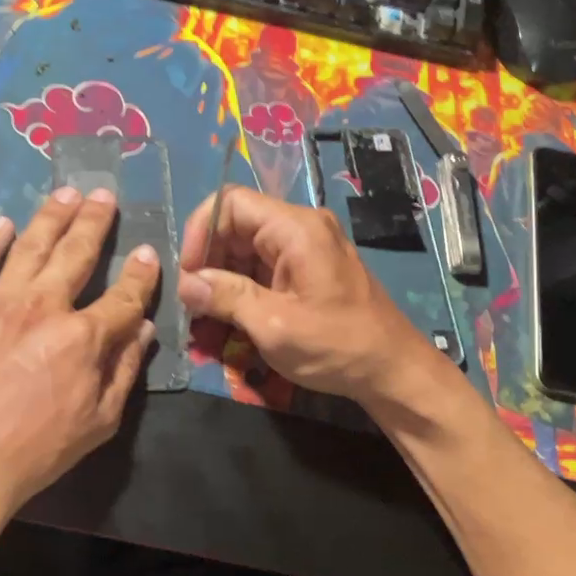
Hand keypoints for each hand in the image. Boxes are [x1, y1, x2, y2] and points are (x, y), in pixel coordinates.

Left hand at [0, 186, 159, 541]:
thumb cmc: (36, 450)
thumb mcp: (99, 422)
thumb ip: (124, 371)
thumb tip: (142, 330)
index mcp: (83, 337)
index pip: (124, 295)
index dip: (141, 273)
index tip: (148, 252)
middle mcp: (43, 307)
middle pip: (76, 252)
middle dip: (95, 221)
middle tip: (104, 195)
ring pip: (30, 245)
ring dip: (51, 215)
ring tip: (66, 192)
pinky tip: (3, 223)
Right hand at [177, 188, 444, 406]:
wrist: (391, 372)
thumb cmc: (337, 346)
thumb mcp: (274, 325)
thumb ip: (226, 297)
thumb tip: (184, 284)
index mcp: (296, 229)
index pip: (231, 203)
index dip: (200, 232)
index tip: (189, 274)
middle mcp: (300, 229)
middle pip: (235, 226)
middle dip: (207, 263)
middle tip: (192, 304)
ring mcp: (304, 251)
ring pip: (243, 251)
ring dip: (219, 282)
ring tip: (204, 320)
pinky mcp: (304, 273)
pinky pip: (259, 270)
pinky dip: (238, 293)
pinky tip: (226, 323)